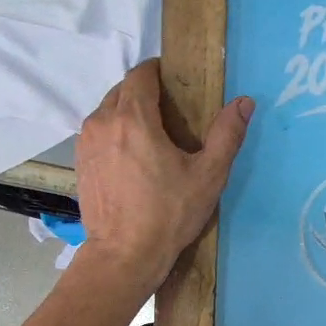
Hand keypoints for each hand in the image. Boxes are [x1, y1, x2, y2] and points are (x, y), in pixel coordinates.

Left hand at [74, 59, 253, 294]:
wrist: (125, 253)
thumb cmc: (170, 213)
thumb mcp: (209, 176)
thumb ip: (226, 135)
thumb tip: (244, 102)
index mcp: (134, 118)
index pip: (141, 74)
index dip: (159, 72)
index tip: (177, 81)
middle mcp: (103, 121)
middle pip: (122, 90)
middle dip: (145, 92)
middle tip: (172, 112)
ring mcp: (86, 142)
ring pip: (107, 111)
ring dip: (129, 113)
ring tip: (154, 136)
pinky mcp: (81, 162)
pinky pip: (98, 133)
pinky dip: (116, 134)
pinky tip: (134, 158)